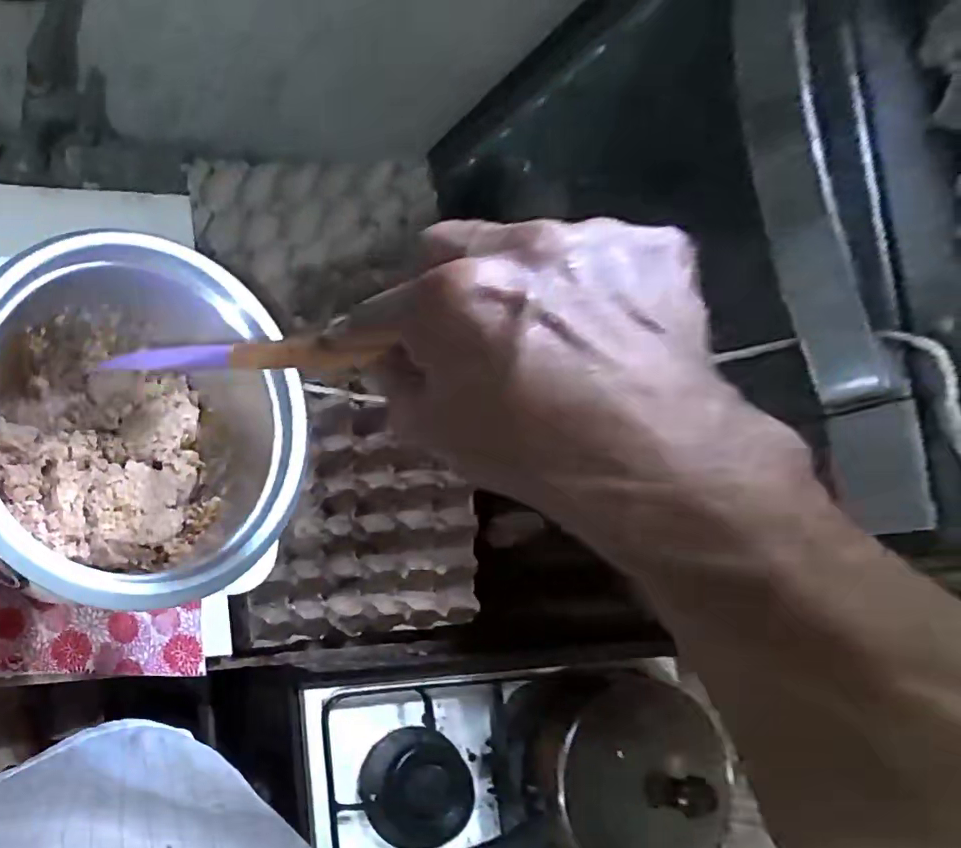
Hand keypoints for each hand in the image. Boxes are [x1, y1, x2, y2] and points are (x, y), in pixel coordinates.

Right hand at [361, 219, 816, 549]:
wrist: (648, 456)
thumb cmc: (516, 447)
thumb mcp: (424, 423)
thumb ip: (394, 376)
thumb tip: (388, 355)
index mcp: (444, 296)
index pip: (376, 307)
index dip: (357, 332)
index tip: (350, 345)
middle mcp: (510, 247)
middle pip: (440, 246)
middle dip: (428, 285)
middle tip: (443, 329)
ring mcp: (587, 237)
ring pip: (514, 244)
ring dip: (502, 280)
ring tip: (525, 329)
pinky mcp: (650, 243)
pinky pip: (583, 253)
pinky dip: (568, 283)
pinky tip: (582, 325)